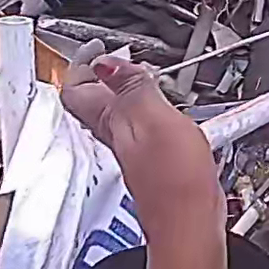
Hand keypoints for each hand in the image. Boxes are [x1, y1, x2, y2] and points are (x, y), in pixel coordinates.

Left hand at [62, 49, 220, 225]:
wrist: (190, 222)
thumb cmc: (173, 179)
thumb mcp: (156, 121)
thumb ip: (133, 90)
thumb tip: (107, 64)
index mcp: (111, 123)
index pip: (79, 88)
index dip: (86, 63)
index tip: (101, 46)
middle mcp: (117, 138)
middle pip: (97, 100)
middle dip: (106, 75)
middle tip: (123, 56)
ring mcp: (136, 151)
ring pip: (122, 113)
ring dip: (131, 91)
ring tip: (147, 76)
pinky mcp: (158, 162)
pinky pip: (147, 128)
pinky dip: (155, 112)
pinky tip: (173, 111)